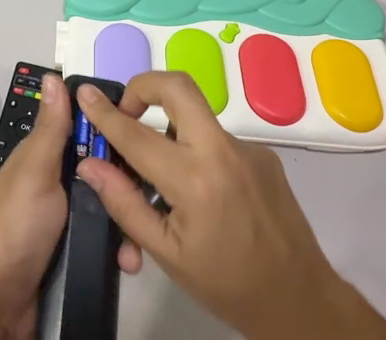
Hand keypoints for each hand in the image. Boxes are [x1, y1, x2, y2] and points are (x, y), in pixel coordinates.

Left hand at [0, 74, 140, 337]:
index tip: (146, 133)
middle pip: (103, 169)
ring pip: (109, 206)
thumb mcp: (34, 172)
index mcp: (44, 156)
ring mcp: (65, 217)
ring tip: (138, 239)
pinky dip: (117, 248)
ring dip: (126, 221)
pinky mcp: (74, 249)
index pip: (85, 130)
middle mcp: (56, 181)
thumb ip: (50, 129)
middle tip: (148, 196)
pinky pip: (104, 240)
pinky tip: (127, 260)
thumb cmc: (14, 228)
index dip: (112, 129)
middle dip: (127, 183)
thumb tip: (52, 76)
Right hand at [76, 73, 385, 339]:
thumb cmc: (225, 283)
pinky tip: (200, 193)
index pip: (137, 135)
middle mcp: (222, 151)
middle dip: (145, 86)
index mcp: (194, 181)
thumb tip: (89, 164)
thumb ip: (124, 203)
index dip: (106, 113)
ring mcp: (247, 148)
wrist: (300, 299)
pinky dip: (197, 152)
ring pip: (197, 116)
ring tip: (162, 175)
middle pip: (178, 87)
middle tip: (128, 111)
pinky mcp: (264, 154)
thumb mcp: (166, 253)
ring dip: (171, 129)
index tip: (85, 94)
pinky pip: (217, 140)